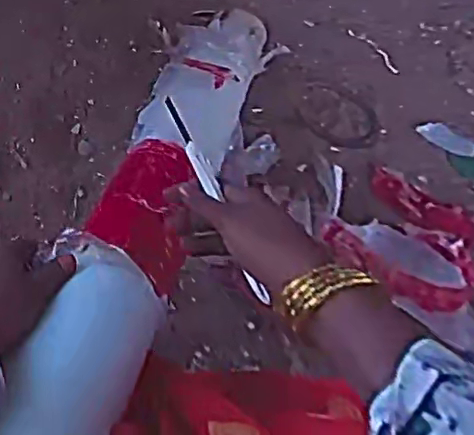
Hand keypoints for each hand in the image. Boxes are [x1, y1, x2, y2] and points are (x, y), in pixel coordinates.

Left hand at [0, 242, 75, 354]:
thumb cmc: (11, 306)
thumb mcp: (39, 292)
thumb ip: (55, 273)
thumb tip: (69, 258)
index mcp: (10, 249)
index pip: (31, 244)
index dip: (44, 256)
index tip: (53, 273)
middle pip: (16, 256)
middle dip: (29, 268)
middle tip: (42, 287)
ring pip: (3, 269)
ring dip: (14, 279)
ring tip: (27, 298)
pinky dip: (2, 288)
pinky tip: (8, 304)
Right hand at [168, 180, 329, 293]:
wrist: (307, 288)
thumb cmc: (263, 244)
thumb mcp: (228, 219)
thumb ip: (202, 203)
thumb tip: (183, 186)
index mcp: (246, 198)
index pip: (211, 187)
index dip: (187, 192)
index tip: (165, 198)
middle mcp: (253, 216)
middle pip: (215, 213)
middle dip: (191, 219)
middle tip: (169, 228)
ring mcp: (260, 243)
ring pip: (224, 238)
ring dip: (201, 242)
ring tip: (183, 250)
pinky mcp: (265, 268)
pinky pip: (236, 260)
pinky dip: (221, 263)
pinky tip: (209, 269)